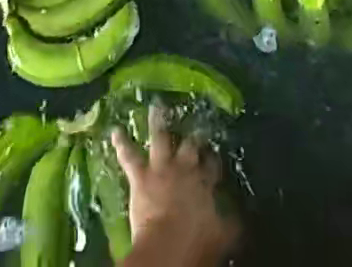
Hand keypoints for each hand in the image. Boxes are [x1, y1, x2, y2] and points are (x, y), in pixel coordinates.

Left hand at [112, 107, 237, 266]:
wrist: (169, 244)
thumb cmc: (197, 243)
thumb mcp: (222, 234)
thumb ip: (228, 221)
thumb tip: (235, 214)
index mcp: (204, 183)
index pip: (212, 165)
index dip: (212, 158)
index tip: (212, 154)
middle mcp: (184, 169)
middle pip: (190, 146)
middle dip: (192, 136)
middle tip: (193, 126)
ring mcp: (161, 168)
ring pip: (159, 137)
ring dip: (157, 120)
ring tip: (156, 106)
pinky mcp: (141, 175)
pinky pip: (128, 156)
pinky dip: (121, 143)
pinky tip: (115, 131)